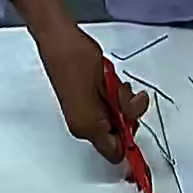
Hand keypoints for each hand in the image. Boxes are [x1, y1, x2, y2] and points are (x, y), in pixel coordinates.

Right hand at [33, 22, 149, 163]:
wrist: (55, 40)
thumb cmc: (79, 57)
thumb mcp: (112, 84)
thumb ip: (127, 108)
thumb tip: (134, 119)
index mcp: (88, 127)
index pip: (116, 153)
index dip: (131, 142)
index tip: (137, 123)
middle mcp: (82, 128)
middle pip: (115, 139)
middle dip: (127, 119)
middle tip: (126, 95)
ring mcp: (79, 119)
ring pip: (111, 125)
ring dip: (119, 108)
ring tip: (115, 86)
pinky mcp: (79, 109)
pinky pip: (102, 116)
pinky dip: (110, 104)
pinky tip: (108, 86)